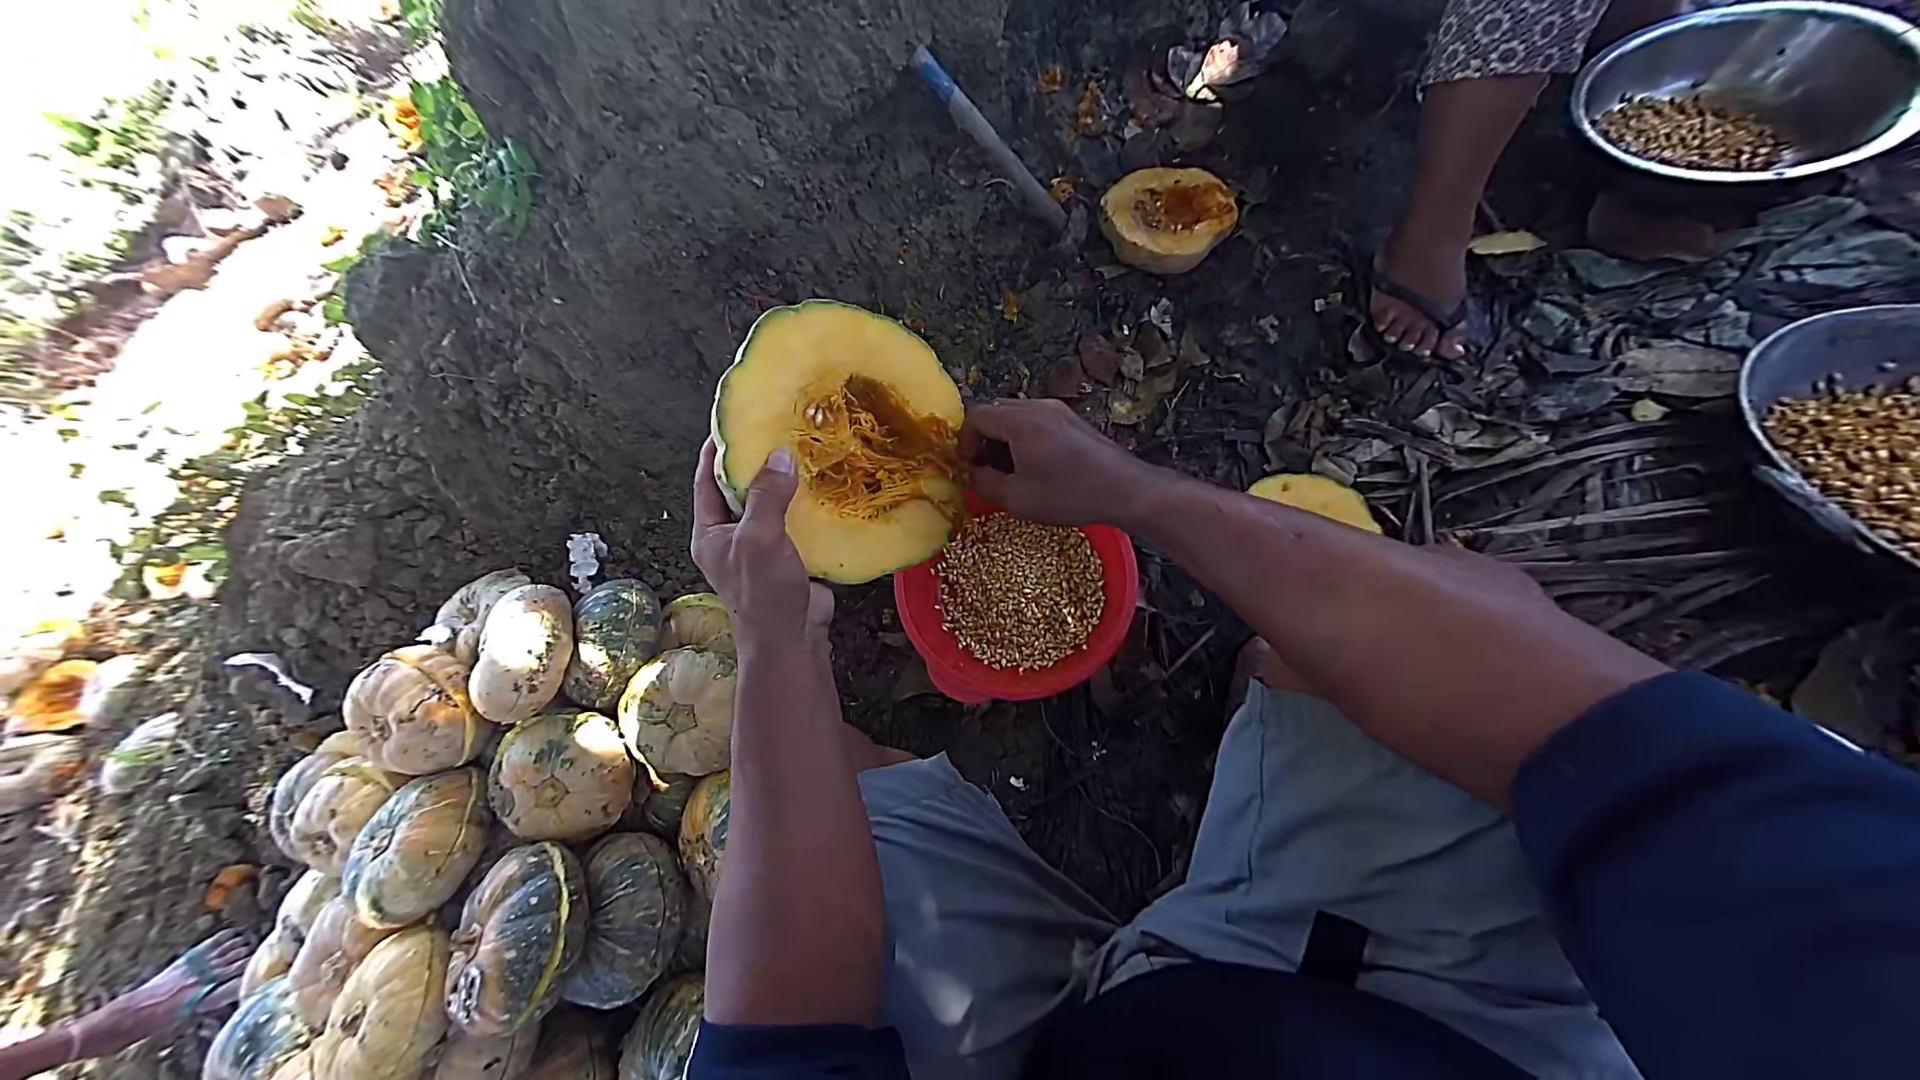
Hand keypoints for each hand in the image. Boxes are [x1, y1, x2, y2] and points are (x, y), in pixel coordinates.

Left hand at [692, 439, 817, 648]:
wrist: (791, 638)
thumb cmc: (763, 591)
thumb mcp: (759, 537)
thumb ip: (767, 496)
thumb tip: (779, 456)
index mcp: (710, 533)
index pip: (706, 482)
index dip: (715, 453)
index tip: (731, 425)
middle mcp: (731, 538)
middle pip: (739, 492)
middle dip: (754, 464)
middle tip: (774, 434)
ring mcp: (760, 548)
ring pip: (769, 506)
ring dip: (782, 484)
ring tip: (801, 454)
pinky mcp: (787, 556)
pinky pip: (793, 523)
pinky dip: (803, 505)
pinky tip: (820, 488)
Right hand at [959, 398, 1163, 525]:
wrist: (1125, 490)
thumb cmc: (1068, 495)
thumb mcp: (1016, 498)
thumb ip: (984, 483)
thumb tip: (971, 474)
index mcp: (1020, 421)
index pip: (976, 415)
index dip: (965, 441)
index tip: (968, 466)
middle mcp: (1038, 406)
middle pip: (995, 410)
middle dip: (983, 439)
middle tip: (985, 469)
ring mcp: (1059, 410)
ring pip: (1015, 415)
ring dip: (1003, 439)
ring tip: (1009, 471)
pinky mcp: (1073, 421)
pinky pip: (1036, 420)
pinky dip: (1024, 438)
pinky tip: (1034, 467)